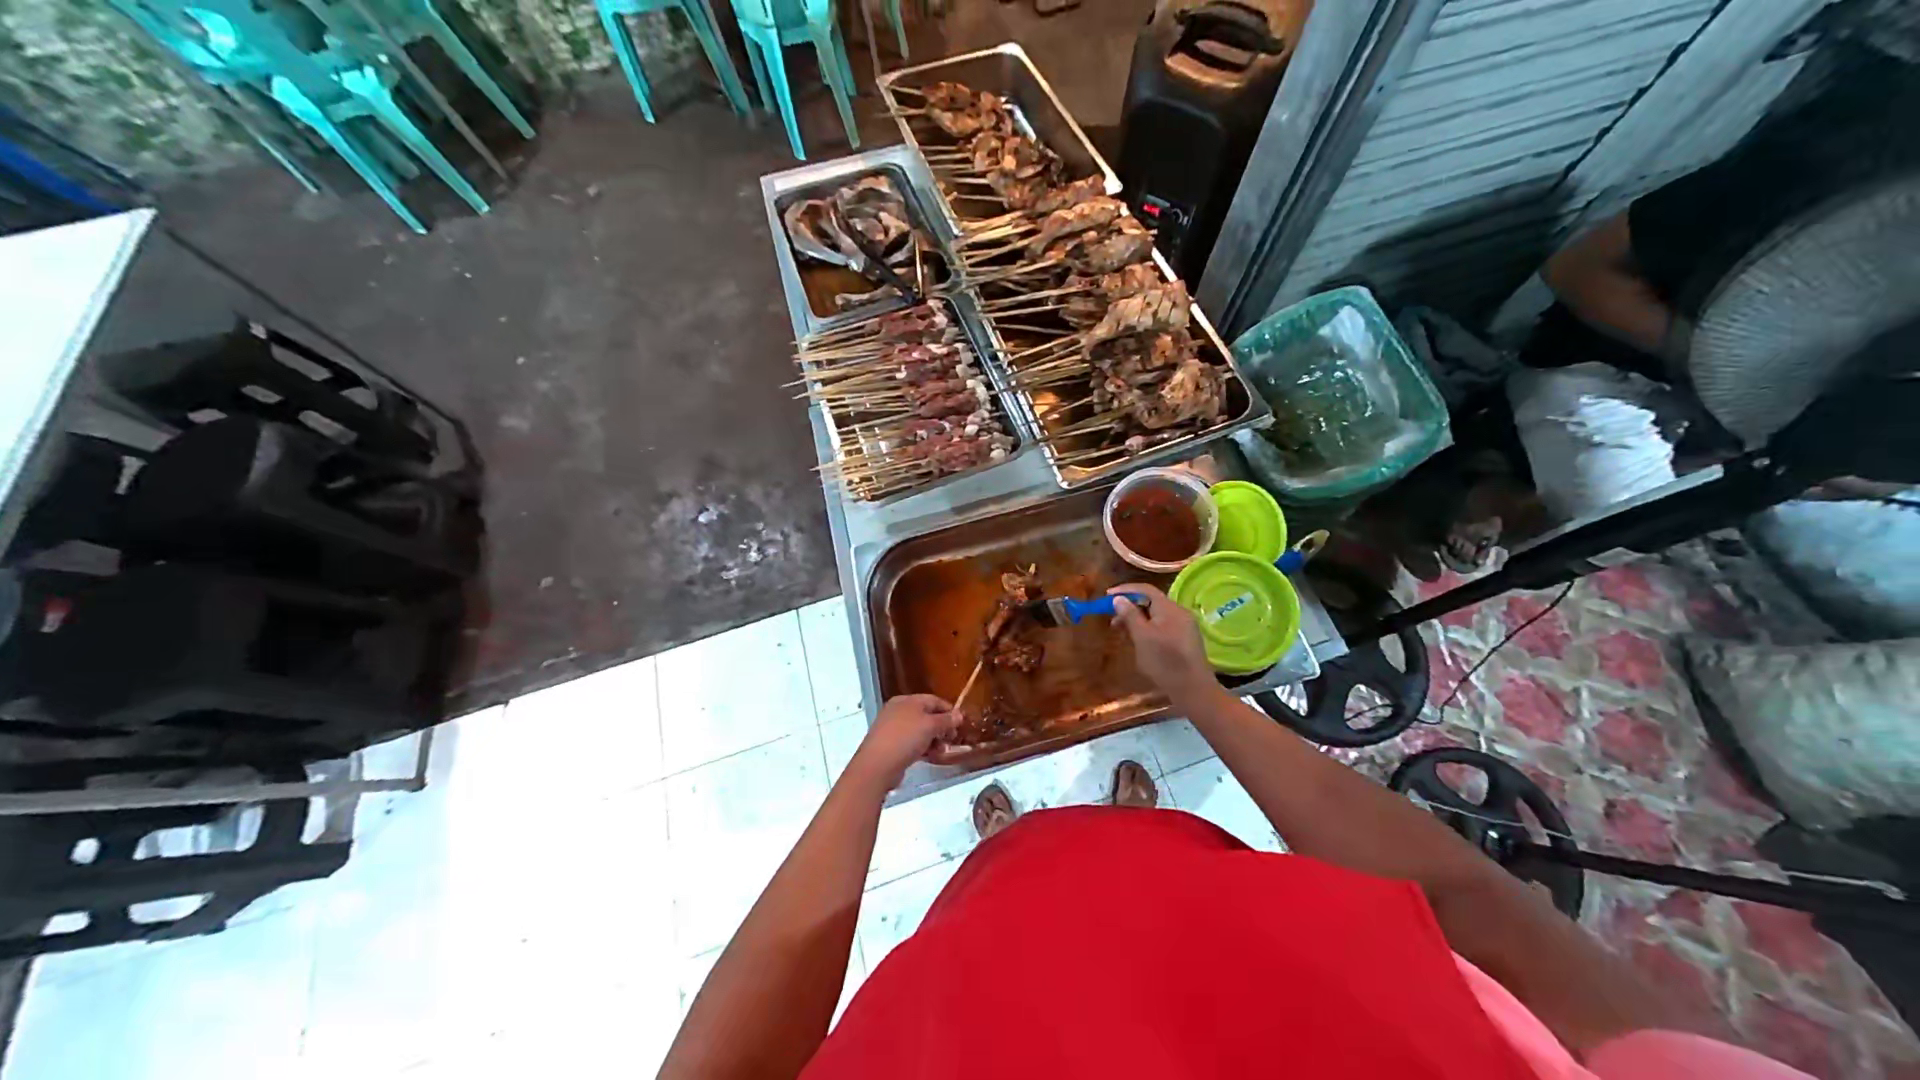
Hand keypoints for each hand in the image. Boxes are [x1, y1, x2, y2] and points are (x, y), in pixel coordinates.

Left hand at [847, 694, 958, 789]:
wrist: (878, 764)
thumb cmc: (905, 738)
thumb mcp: (930, 726)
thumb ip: (946, 720)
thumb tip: (959, 715)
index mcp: (906, 700)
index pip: (933, 700)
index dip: (949, 710)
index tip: (960, 723)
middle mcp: (898, 711)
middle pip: (926, 715)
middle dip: (941, 727)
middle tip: (952, 739)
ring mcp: (893, 728)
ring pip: (920, 730)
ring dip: (933, 740)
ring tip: (941, 751)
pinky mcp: (891, 745)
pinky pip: (911, 742)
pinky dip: (922, 747)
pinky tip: (929, 757)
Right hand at [1107, 583, 1214, 702]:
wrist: (1193, 688)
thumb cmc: (1164, 661)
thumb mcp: (1142, 637)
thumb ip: (1130, 615)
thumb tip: (1119, 598)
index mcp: (1169, 608)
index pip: (1145, 589)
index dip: (1125, 590)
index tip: (1107, 596)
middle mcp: (1179, 612)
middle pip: (1152, 602)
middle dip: (1130, 608)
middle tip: (1113, 620)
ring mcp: (1185, 626)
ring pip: (1157, 615)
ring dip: (1138, 620)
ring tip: (1124, 633)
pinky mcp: (1186, 639)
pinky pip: (1164, 626)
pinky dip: (1149, 628)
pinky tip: (1141, 642)